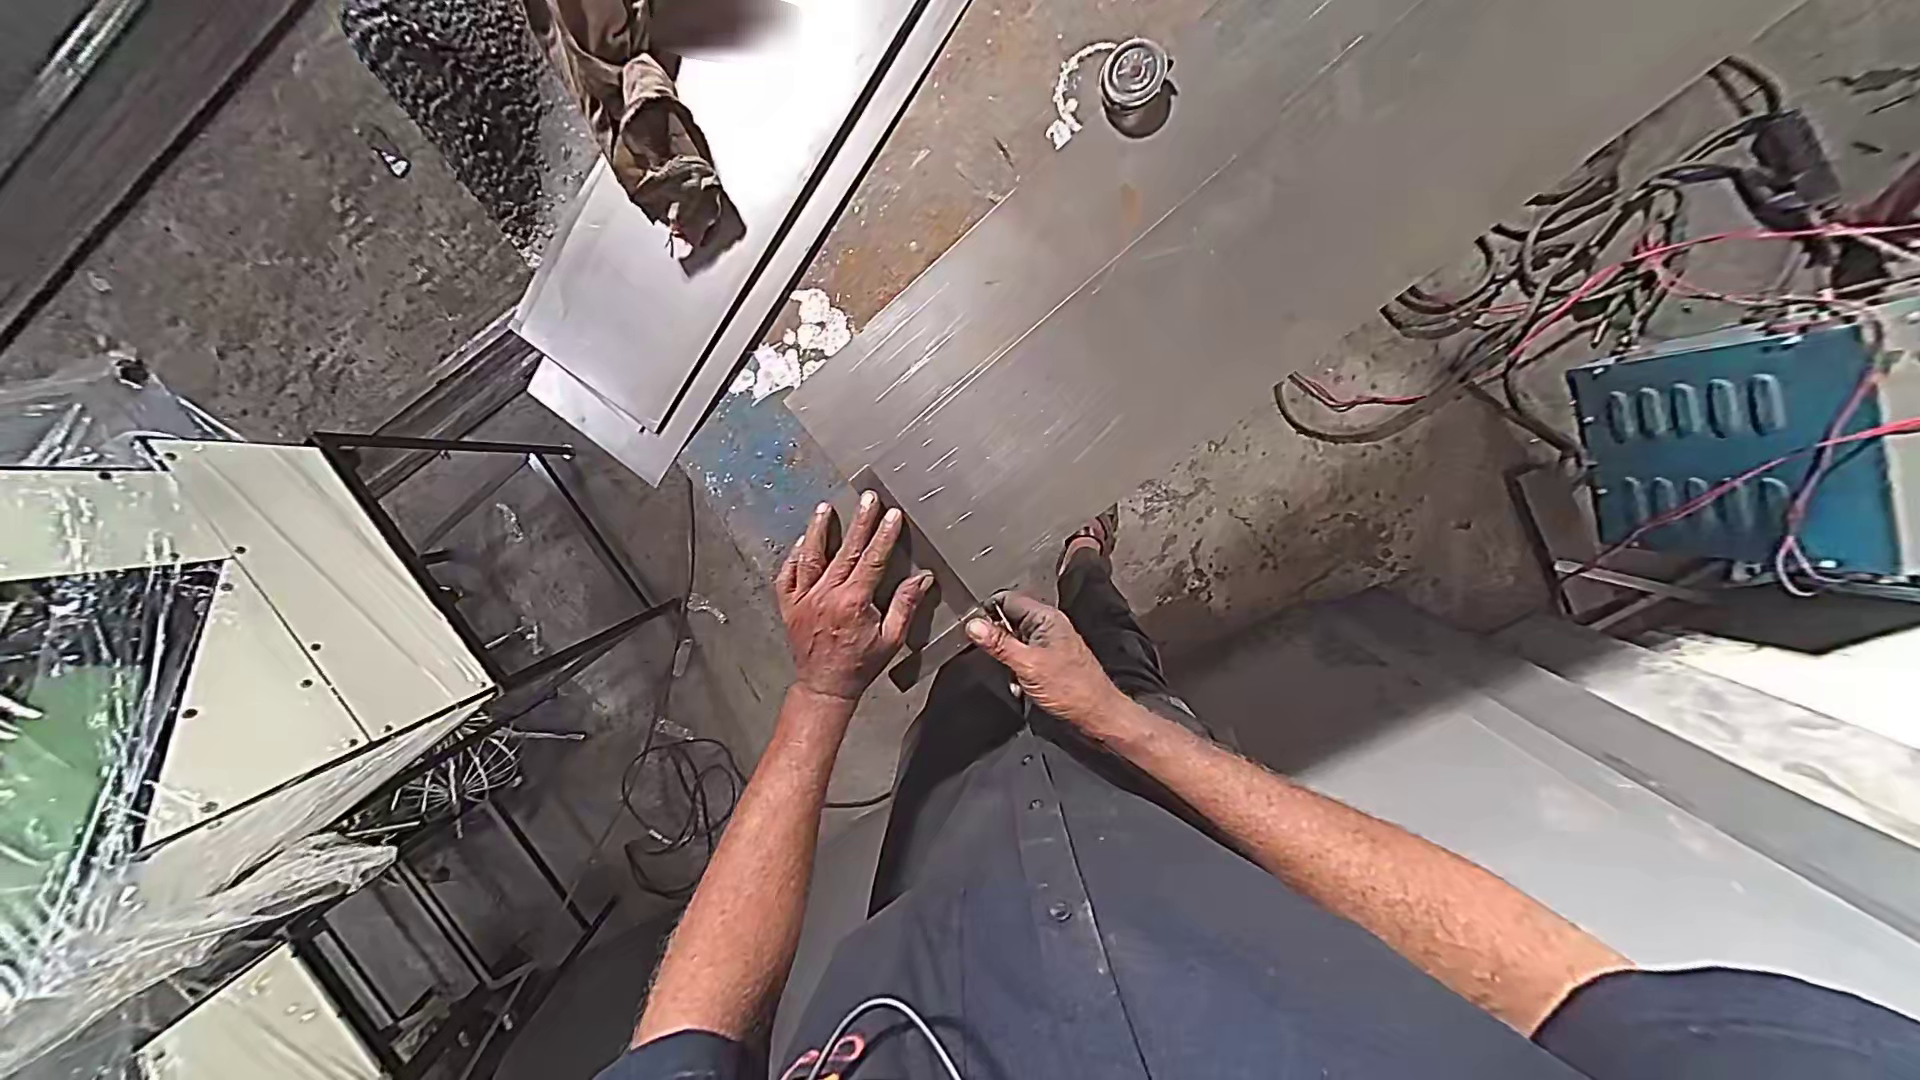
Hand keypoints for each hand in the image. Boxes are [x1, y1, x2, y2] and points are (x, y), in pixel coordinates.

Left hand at [776, 492, 933, 704]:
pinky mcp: (789, 606)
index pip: (873, 560)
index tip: (892, 515)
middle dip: (859, 522)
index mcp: (853, 603)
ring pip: (811, 557)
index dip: (884, 535)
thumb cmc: (860, 665)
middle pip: (845, 551)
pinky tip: (800, 542)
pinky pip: (788, 576)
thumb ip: (905, 605)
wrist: (825, 686)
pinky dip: (793, 557)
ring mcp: (804, 599)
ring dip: (819, 530)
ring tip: (825, 508)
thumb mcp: (891, 639)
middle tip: (867, 499)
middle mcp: (826, 596)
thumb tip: (921, 579)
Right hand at [965, 592, 1129, 728]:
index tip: (973, 628)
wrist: (1097, 714)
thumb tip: (973, 625)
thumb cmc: (1072, 689)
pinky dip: (1018, 670)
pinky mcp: (1050, 659)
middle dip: (997, 640)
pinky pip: (1023, 657)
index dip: (987, 611)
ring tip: (1015, 676)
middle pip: (1008, 621)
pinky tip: (1021, 684)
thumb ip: (999, 643)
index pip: (1006, 599)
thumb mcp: (1027, 664)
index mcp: (1045, 618)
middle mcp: (1048, 625)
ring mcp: (1049, 643)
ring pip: (1014, 641)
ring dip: (1008, 659)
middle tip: (997, 658)